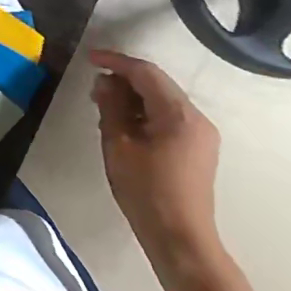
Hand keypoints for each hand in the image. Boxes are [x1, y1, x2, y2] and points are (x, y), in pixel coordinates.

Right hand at [90, 49, 222, 276]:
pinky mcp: (196, 148)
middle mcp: (197, 119)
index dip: (116, 61)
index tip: (89, 57)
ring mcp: (200, 134)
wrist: (178, 233)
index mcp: (179, 115)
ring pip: (162, 101)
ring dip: (132, 96)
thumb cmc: (143, 187)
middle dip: (124, 80)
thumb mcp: (118, 142)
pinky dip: (143, 111)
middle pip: (158, 85)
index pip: (146, 74)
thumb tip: (106, 81)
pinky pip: (167, 117)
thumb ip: (112, 107)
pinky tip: (122, 122)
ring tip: (102, 104)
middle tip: (92, 87)